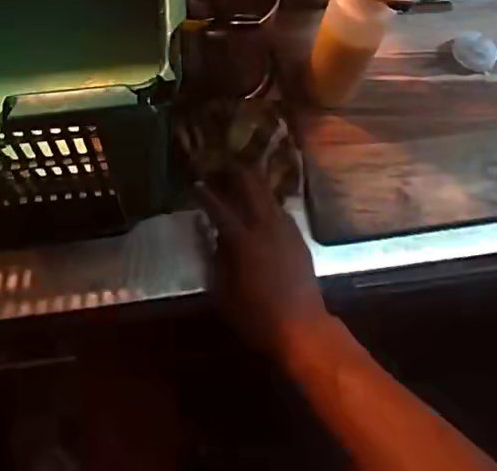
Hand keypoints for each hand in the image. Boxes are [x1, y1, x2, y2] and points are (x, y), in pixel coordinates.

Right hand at [197, 165, 332, 361]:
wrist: (302, 326)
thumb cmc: (257, 315)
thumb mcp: (223, 293)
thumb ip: (213, 258)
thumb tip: (208, 233)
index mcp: (242, 240)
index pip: (218, 206)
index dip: (204, 193)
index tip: (195, 184)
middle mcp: (264, 225)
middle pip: (249, 184)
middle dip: (232, 172)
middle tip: (218, 170)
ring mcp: (284, 227)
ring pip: (267, 191)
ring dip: (251, 181)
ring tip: (238, 180)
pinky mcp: (297, 235)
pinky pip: (279, 207)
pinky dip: (266, 199)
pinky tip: (260, 205)